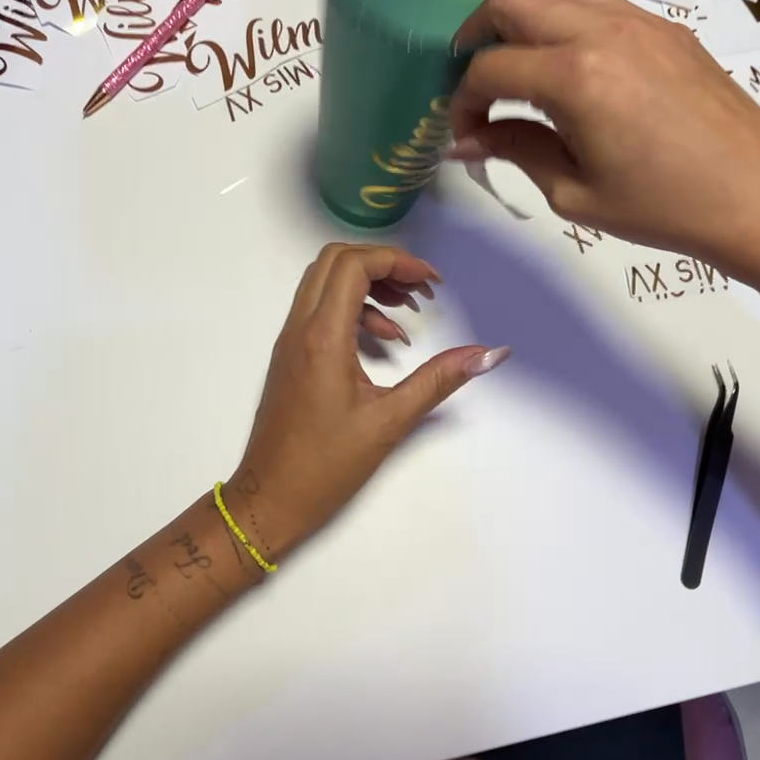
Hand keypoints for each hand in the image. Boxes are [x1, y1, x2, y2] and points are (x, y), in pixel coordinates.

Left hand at [225, 243, 508, 561]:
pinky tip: (386, 342)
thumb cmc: (326, 465)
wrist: (269, 499)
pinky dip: (354, 310)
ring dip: (368, 285)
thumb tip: (490, 353)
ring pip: (324, 282)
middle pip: (335, 261)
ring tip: (409, 313)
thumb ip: (440, 379)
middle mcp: (300, 328)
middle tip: (420, 290)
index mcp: (323, 337)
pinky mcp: (291, 355)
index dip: (397, 262)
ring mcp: (290, 340)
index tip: (432, 283)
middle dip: (383, 265)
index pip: (353, 265)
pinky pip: (320, 310)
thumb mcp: (390, 421)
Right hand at [445, 0, 759, 284]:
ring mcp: (638, 20)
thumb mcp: (574, 193)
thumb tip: (466, 139)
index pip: (491, 68)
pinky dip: (563, 12)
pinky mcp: (664, 26)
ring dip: (520, 9)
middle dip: (476, 33)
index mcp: (575, 78)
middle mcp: (602, 31)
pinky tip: (566, 59)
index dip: (461, 101)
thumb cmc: (664, 208)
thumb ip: (515, 151)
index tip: (462, 132)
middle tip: (473, 77)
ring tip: (514, 53)